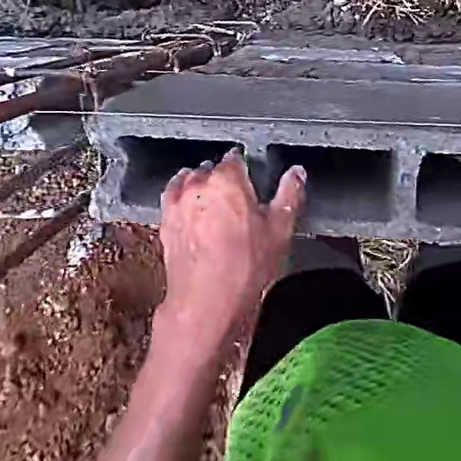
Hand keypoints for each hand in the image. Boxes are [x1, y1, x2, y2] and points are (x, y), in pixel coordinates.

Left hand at [157, 150, 305, 348]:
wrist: (206, 302)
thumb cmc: (243, 269)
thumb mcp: (280, 230)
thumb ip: (289, 195)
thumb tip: (296, 174)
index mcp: (228, 181)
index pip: (235, 159)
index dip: (244, 165)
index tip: (250, 173)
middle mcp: (197, 186)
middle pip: (209, 169)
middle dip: (221, 177)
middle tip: (236, 195)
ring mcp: (177, 205)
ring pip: (187, 181)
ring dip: (198, 185)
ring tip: (213, 201)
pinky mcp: (165, 224)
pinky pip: (171, 200)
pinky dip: (181, 200)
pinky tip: (191, 213)